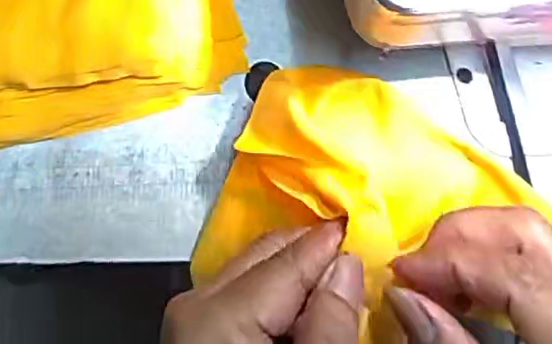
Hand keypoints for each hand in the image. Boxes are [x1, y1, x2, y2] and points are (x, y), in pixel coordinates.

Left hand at [162, 220, 364, 342]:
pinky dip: (274, 292)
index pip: (287, 259)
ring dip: (295, 270)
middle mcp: (194, 299)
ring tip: (334, 271)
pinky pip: (242, 292)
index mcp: (215, 310)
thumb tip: (348, 265)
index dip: (329, 240)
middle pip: (267, 255)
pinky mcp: (192, 329)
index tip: (362, 221)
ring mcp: (189, 314)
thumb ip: (326, 326)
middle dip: (311, 250)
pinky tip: (300, 299)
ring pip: (255, 270)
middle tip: (355, 245)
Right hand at [386, 208, 551, 343]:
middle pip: (530, 233)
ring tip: (443, 280)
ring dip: (482, 246)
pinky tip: (481, 297)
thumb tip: (402, 296)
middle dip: (464, 235)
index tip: (400, 273)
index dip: (448, 262)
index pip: (515, 274)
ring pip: (543, 242)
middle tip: (421, 268)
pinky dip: (507, 267)